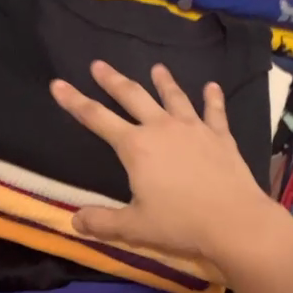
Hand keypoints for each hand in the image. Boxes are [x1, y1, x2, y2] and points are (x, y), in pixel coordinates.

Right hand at [50, 61, 292, 265]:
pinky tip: (212, 86)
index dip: (74, 101)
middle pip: (133, 96)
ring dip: (164, 81)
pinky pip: (214, 111)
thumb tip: (74, 220)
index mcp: (136, 147)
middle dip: (112, 80)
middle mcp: (162, 128)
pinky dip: (212, 98)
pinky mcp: (220, 136)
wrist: (234, 220)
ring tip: (156, 68)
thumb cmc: (180, 223)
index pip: (96, 119)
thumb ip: (102, 222)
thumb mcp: (133, 227)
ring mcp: (194, 128)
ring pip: (174, 97)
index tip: (58, 84)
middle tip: (98, 64)